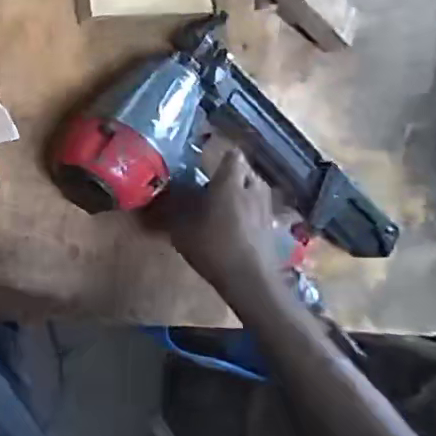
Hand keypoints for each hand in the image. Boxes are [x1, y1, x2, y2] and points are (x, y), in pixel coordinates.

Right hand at [165, 150, 303, 297]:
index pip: (231, 154)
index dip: (220, 154)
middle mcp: (252, 189)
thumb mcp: (182, 229)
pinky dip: (250, 211)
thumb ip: (174, 210)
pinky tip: (235, 224)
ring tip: (224, 203)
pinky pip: (260, 208)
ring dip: (242, 192)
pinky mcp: (273, 227)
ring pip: (255, 189)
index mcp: (230, 182)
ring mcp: (266, 208)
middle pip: (245, 171)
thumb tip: (162, 198)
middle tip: (212, 183)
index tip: (205, 159)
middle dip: (231, 174)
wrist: (250, 281)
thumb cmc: (213, 247)